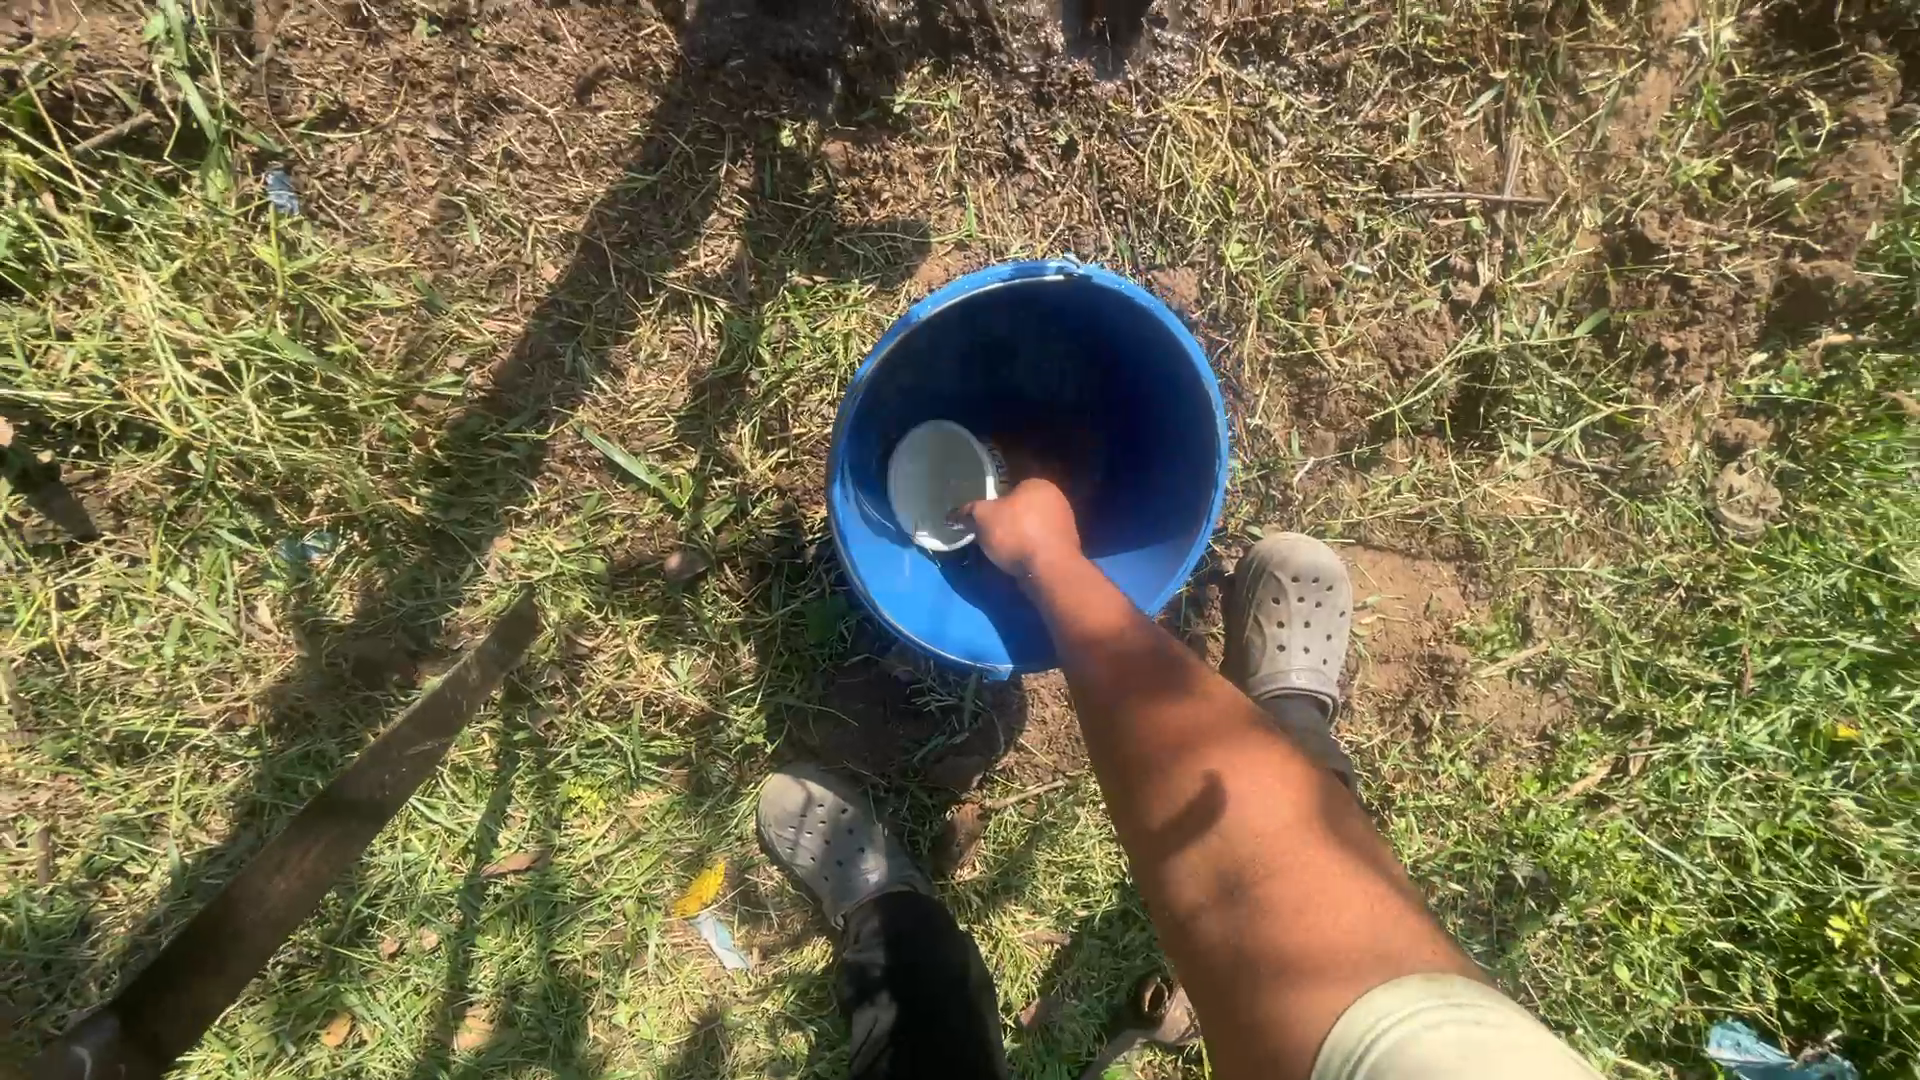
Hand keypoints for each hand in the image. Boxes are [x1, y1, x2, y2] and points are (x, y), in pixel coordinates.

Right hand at [956, 478, 1082, 579]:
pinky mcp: (1068, 545)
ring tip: (1005, 553)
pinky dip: (1031, 550)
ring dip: (1020, 538)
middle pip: (1022, 509)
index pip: (1011, 489)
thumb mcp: (982, 518)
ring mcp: (1065, 522)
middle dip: (1008, 522)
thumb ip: (967, 512)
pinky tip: (1021, 561)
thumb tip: (952, 515)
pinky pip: (1042, 544)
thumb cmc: (1016, 533)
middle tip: (993, 537)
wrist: (1049, 568)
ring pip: (1033, 527)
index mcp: (1038, 483)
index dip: (995, 506)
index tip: (986, 521)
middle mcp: (1056, 498)